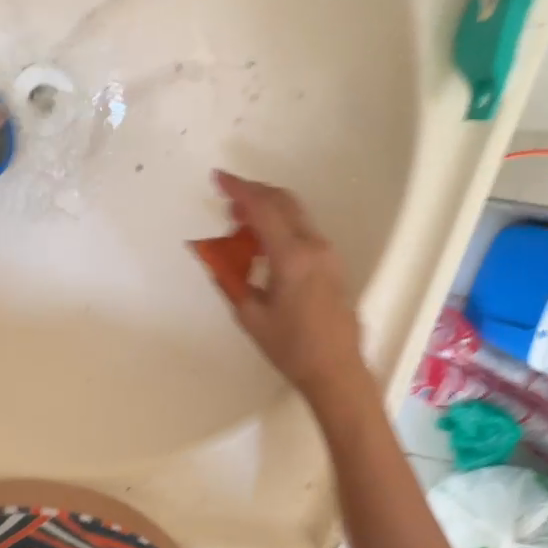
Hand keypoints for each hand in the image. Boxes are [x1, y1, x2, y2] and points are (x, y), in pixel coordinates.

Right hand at [208, 172, 371, 403]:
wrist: (336, 370)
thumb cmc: (290, 348)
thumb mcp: (250, 315)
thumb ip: (230, 278)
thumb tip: (212, 254)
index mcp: (292, 257)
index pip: (264, 208)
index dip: (239, 189)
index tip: (218, 178)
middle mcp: (314, 246)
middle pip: (284, 202)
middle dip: (254, 194)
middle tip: (228, 201)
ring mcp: (328, 253)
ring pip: (296, 214)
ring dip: (268, 210)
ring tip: (241, 225)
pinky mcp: (333, 264)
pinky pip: (303, 231)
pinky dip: (281, 226)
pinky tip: (264, 244)